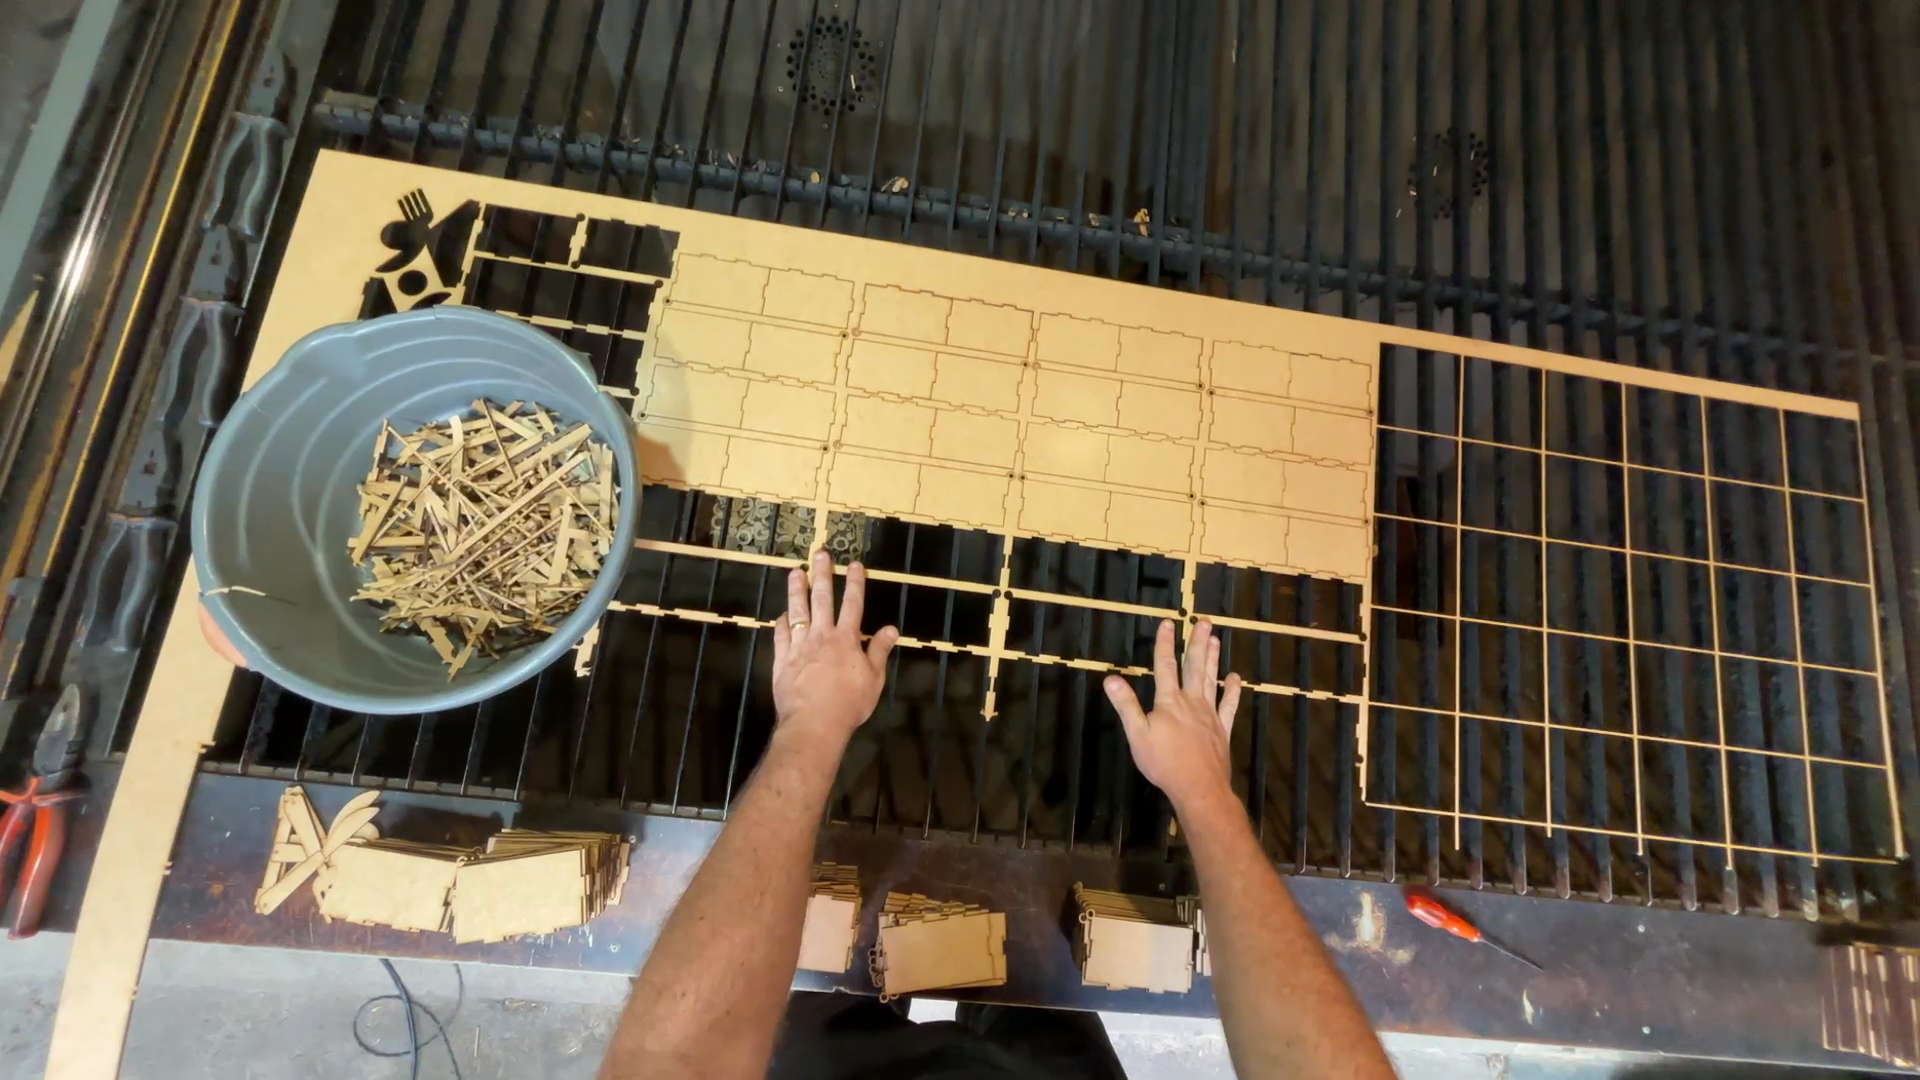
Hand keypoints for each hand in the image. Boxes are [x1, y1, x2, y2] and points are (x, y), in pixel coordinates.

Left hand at [771, 550, 899, 747]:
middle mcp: (822, 636)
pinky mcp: (782, 660)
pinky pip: (781, 635)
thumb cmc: (849, 703)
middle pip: (823, 599)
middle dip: (823, 575)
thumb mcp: (874, 678)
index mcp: (846, 639)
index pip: (853, 604)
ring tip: (796, 572)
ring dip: (797, 590)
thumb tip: (891, 628)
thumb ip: (880, 651)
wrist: (814, 723)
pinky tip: (782, 614)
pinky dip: (782, 622)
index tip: (854, 564)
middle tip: (820, 554)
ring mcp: (799, 646)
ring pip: (798, 611)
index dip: (855, 583)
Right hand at [1103, 618, 1241, 812]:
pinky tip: (1235, 678)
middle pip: (1194, 666)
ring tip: (1215, 638)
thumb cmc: (1164, 762)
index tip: (1168, 622)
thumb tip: (1111, 678)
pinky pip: (1228, 706)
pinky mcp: (1222, 729)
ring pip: (1211, 680)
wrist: (1199, 788)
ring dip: (1213, 658)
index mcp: (1169, 701)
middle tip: (1205, 621)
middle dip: (1197, 643)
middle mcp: (1191, 701)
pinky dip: (1232, 691)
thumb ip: (1126, 705)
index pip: (1165, 666)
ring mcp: (1209, 714)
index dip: (1166, 643)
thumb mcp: (1137, 734)